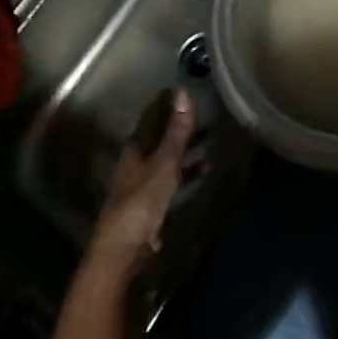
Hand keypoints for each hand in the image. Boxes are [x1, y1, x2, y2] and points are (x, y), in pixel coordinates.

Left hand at [90, 89, 196, 267]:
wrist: (126, 247)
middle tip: (207, 117)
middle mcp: (137, 163)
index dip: (166, 105)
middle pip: (160, 139)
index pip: (151, 119)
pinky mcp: (152, 203)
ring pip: (168, 159)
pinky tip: (204, 171)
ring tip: (212, 143)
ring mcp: (144, 184)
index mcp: (135, 150)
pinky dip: (188, 171)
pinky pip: (174, 178)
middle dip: (182, 128)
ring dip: (187, 150)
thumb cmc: (143, 199)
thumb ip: (177, 130)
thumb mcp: (165, 161)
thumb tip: (183, 92)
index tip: (185, 91)